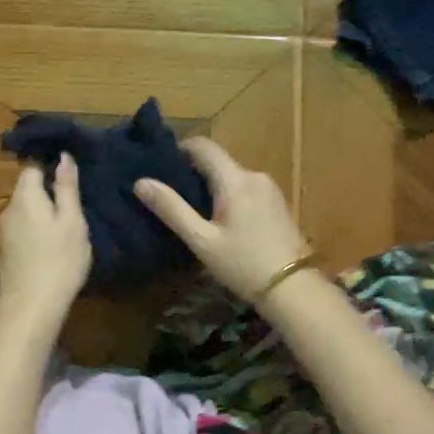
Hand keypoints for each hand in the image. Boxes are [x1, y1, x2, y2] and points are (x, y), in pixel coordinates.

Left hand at [0, 154, 90, 329]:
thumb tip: (63, 156)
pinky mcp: (6, 254)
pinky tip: (53, 244)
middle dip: (48, 189)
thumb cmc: (58, 261)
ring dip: (43, 212)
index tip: (72, 170)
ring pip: (25, 212)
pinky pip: (23, 230)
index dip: (50, 163)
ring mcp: (3, 234)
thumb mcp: (72, 222)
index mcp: (24, 197)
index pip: (32, 166)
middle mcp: (8, 210)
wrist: (30, 309)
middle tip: (77, 198)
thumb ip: (67, 188)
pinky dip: (37, 230)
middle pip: (27, 189)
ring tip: (68, 222)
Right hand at [134, 138, 310, 301]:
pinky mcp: (277, 202)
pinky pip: (246, 187)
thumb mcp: (202, 241)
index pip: (203, 146)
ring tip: (192, 208)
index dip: (180, 149)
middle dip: (194, 171)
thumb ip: (172, 210)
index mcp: (235, 180)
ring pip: (232, 175)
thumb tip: (141, 182)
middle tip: (170, 192)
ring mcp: (269, 188)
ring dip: (212, 184)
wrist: (292, 288)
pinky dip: (228, 194)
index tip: (161, 164)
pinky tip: (219, 218)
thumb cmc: (243, 265)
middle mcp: (254, 175)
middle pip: (218, 161)